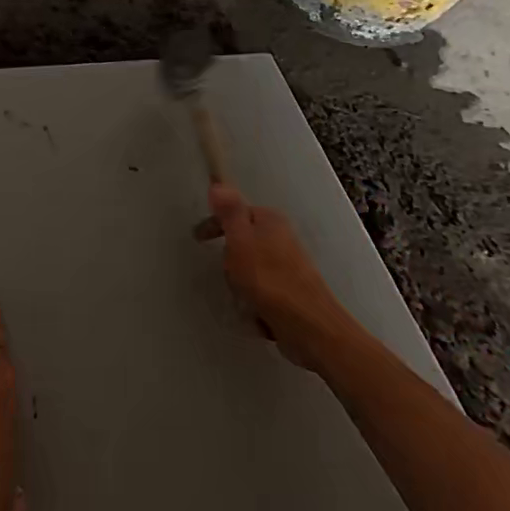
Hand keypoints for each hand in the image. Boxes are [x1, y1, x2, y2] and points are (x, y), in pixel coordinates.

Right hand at [199, 184, 357, 370]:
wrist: (310, 327)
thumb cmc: (270, 281)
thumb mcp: (241, 241)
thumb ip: (229, 212)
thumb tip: (218, 183)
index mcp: (270, 221)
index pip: (235, 212)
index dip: (215, 224)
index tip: (199, 239)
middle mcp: (281, 239)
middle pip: (241, 244)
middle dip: (231, 263)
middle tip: (232, 276)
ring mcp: (287, 267)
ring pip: (249, 271)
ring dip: (242, 288)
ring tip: (246, 301)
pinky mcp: (290, 293)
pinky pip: (260, 294)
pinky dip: (255, 305)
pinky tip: (259, 317)